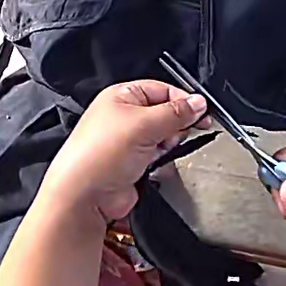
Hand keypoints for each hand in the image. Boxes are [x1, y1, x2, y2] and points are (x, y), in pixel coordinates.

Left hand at [40, 80, 207, 223]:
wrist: (83, 196)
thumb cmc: (99, 154)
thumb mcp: (144, 125)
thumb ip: (176, 113)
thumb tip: (198, 103)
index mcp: (122, 95)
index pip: (163, 89)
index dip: (183, 100)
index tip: (201, 112)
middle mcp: (125, 115)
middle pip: (166, 111)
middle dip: (176, 123)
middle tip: (179, 132)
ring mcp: (129, 139)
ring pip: (164, 133)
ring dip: (169, 141)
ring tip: (163, 148)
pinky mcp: (134, 161)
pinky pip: (158, 153)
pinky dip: (162, 157)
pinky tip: (158, 161)